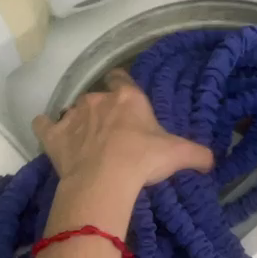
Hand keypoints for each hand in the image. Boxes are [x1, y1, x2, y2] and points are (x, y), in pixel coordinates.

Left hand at [32, 70, 213, 198]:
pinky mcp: (52, 135)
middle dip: (103, 112)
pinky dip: (46, 128)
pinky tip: (52, 137)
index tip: (126, 100)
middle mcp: (98, 99)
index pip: (122, 77)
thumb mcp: (179, 155)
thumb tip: (213, 160)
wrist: (106, 179)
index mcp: (128, 97)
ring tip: (86, 143)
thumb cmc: (143, 160)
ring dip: (78, 122)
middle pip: (98, 97)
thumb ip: (198, 154)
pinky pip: (43, 124)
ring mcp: (72, 116)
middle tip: (112, 135)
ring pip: (72, 111)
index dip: (123, 85)